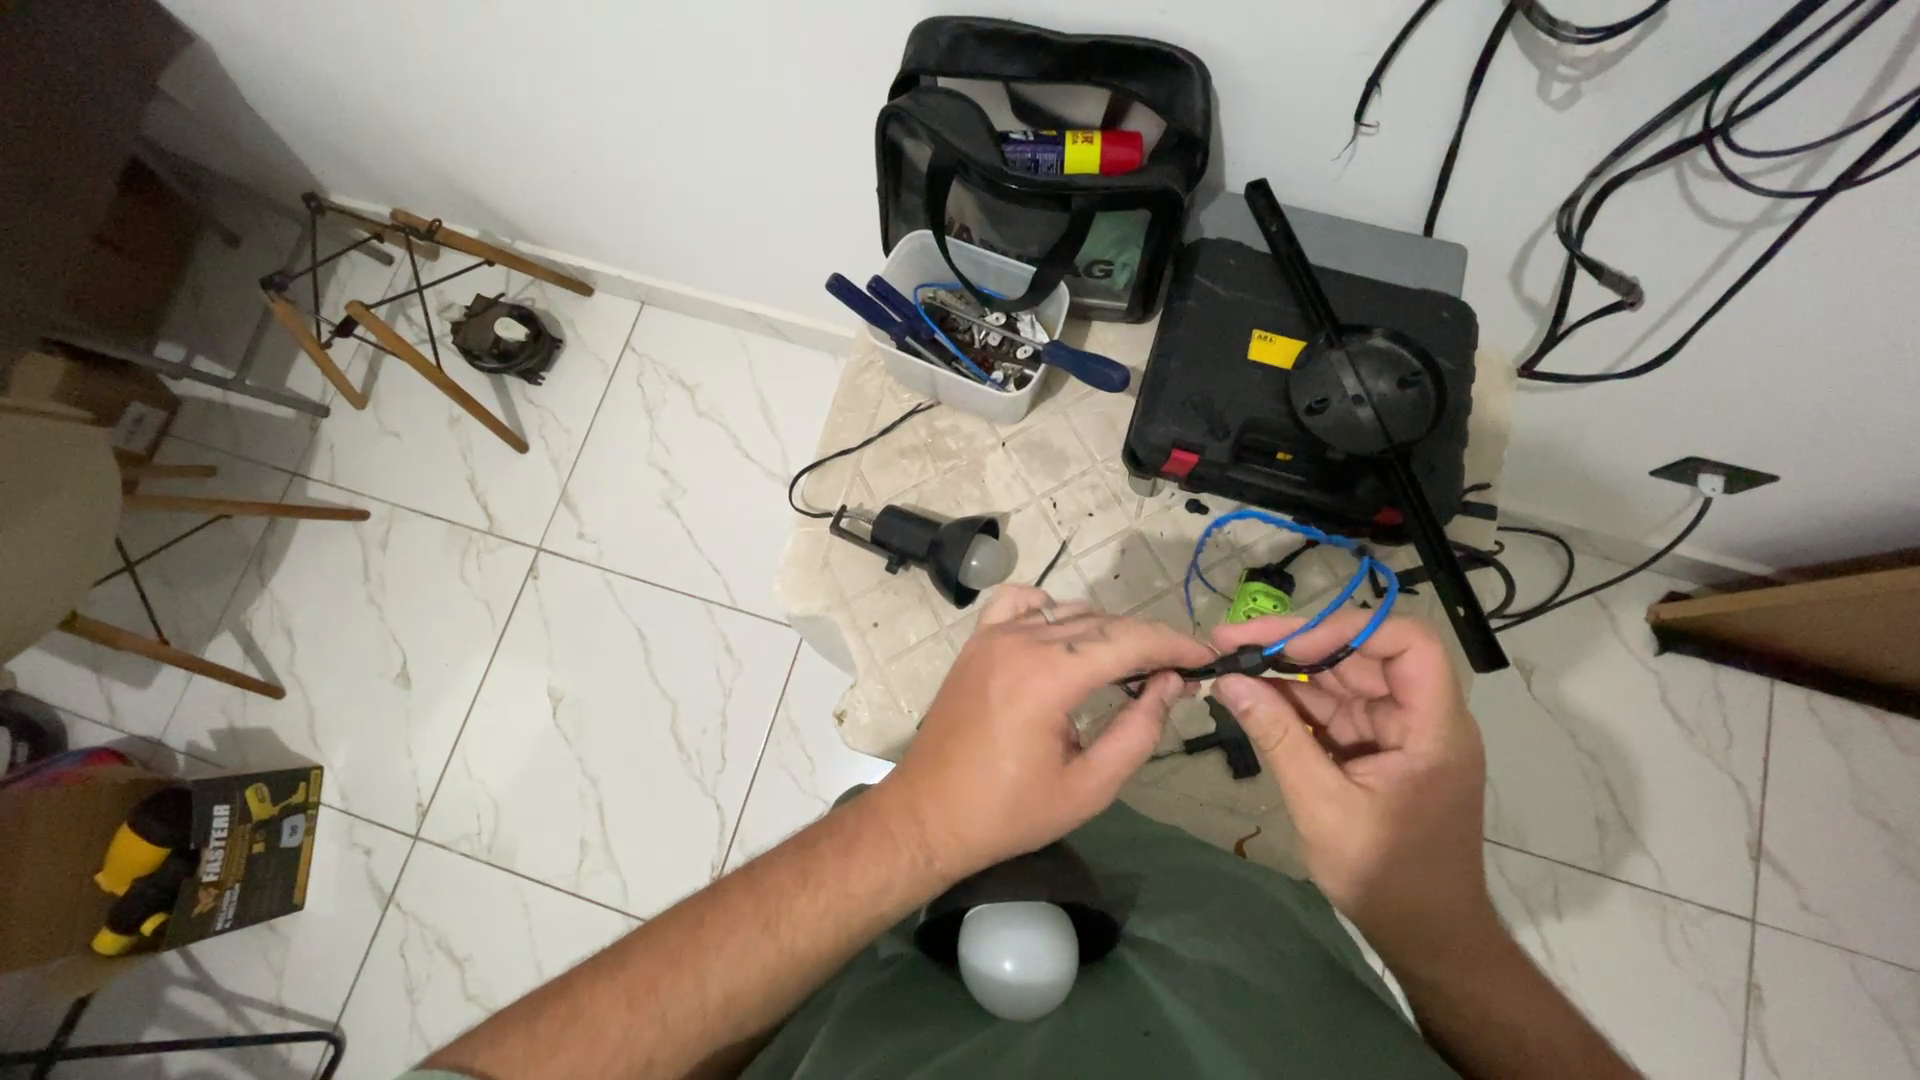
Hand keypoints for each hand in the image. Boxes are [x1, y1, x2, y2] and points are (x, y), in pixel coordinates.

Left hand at [873, 585, 1213, 882]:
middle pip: (1102, 623)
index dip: (1175, 645)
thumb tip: (1170, 684)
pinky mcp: (976, 643)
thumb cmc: (1009, 813)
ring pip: (1067, 612)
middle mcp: (1020, 642)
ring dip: (1106, 631)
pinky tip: (1065, 637)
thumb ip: (1138, 731)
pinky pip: (1018, 604)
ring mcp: (992, 637)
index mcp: (1048, 676)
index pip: (1129, 641)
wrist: (928, 815)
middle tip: (1178, 672)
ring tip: (1130, 667)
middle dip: (1148, 642)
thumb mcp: (1089, 787)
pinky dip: (1050, 611)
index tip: (1207, 658)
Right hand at [1209, 611, 1496, 967]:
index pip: (1406, 644)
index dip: (1345, 631)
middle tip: (1228, 641)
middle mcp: (1420, 717)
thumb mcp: (1323, 807)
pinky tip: (1249, 692)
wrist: (1425, 934)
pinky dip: (1291, 699)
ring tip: (1227, 660)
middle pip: (1361, 653)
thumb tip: (1228, 681)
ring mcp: (1396, 731)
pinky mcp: (1374, 747)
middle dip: (1294, 643)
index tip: (1285, 646)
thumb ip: (1277, 738)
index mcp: (1433, 727)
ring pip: (1340, 677)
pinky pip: (1331, 707)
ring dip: (1284, 668)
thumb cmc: (1386, 876)